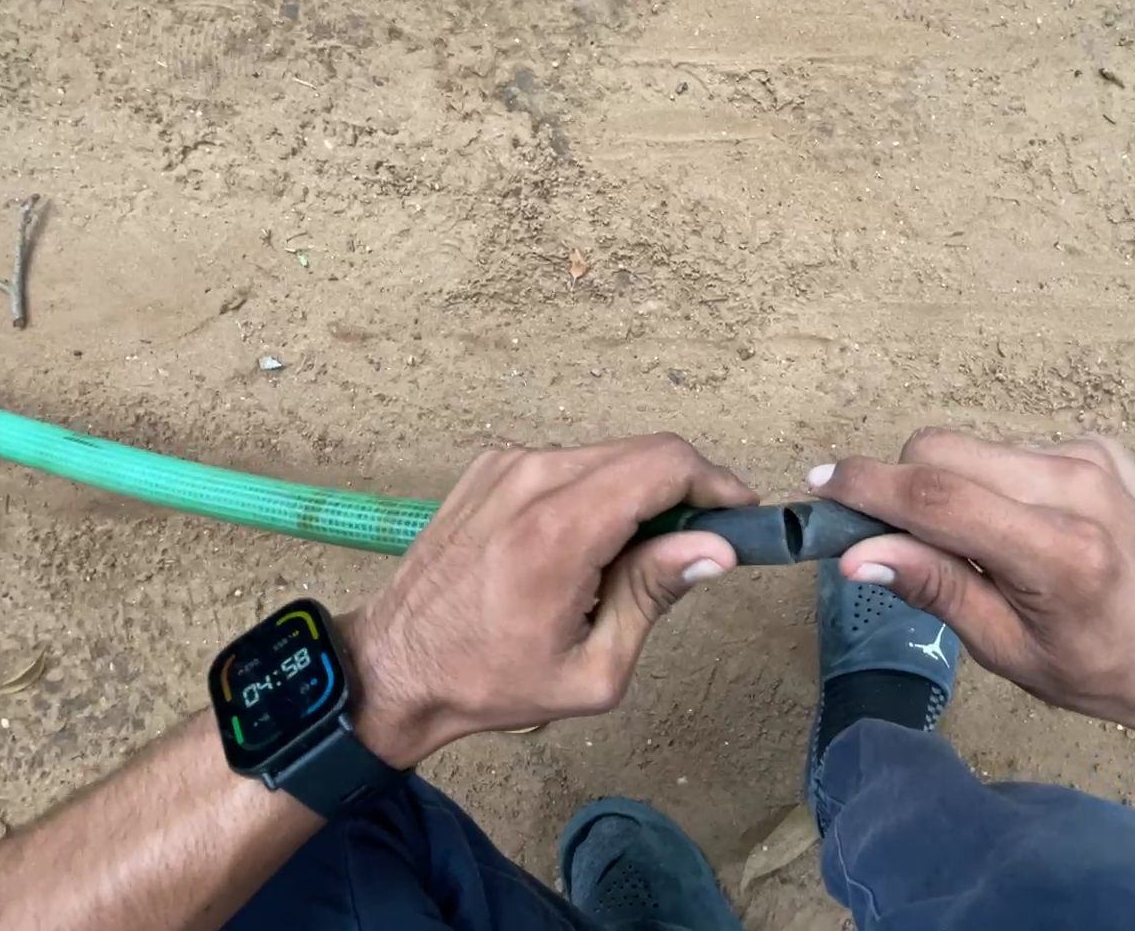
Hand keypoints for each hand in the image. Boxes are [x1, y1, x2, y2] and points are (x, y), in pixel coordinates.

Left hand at [341, 434, 756, 767]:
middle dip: (686, 489)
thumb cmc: (494, 681)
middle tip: (697, 542)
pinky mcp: (494, 464)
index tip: (740, 512)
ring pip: (610, 454)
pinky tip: (585, 540)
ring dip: (641, 492)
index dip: (716, 481)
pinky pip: (572, 461)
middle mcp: (534, 476)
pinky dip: (598, 490)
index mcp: (559, 529)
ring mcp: (508, 463)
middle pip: (644, 452)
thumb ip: (655, 595)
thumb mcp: (594, 669)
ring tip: (633, 553)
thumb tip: (716, 549)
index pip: (664, 465)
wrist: (395, 665)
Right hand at [809, 428, 1134, 740]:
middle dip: (900, 484)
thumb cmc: (1096, 668)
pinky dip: (984, 479)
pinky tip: (1013, 520)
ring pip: (967, 446)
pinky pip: (1002, 448)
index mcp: (1059, 554)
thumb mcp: (1005, 650)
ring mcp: (1090, 457)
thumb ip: (932, 588)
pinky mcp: (1096, 444)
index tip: (819, 484)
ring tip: (972, 539)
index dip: (868, 487)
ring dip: (943, 484)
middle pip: (942, 452)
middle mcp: (1075, 488)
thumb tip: (854, 554)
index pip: (940, 500)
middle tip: (899, 536)